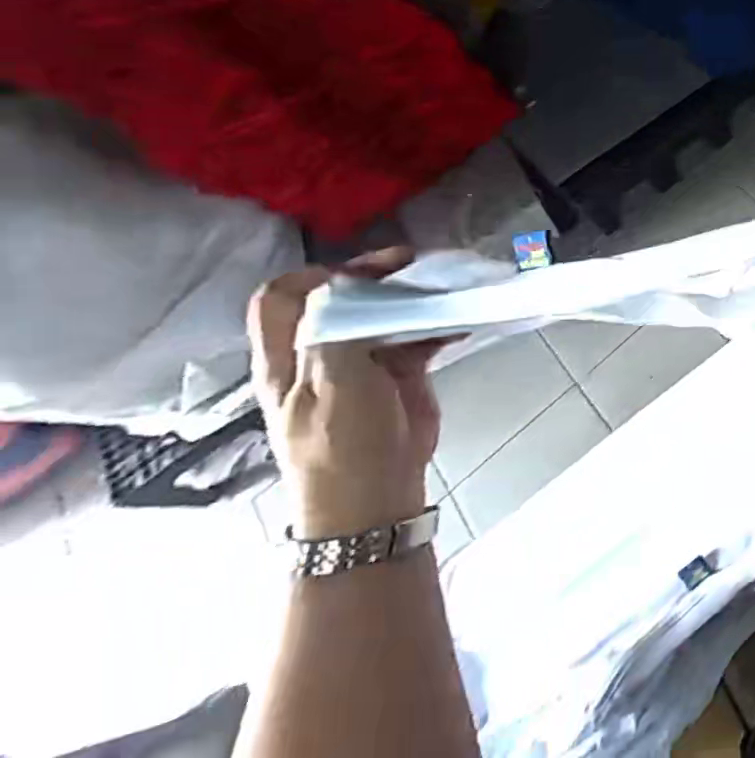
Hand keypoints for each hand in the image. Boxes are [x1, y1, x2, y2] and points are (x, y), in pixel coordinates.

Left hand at [248, 248, 450, 539]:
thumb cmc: (343, 445)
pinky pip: (416, 337)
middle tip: (419, 269)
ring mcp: (363, 364)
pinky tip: (459, 323)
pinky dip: (437, 325)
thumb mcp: (333, 387)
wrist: (375, 495)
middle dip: (377, 279)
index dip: (322, 275)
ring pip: (384, 315)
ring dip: (413, 299)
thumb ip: (335, 334)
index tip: (371, 271)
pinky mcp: (399, 375)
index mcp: (288, 357)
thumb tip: (346, 287)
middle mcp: (321, 353)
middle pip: (341, 300)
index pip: (285, 297)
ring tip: (447, 289)